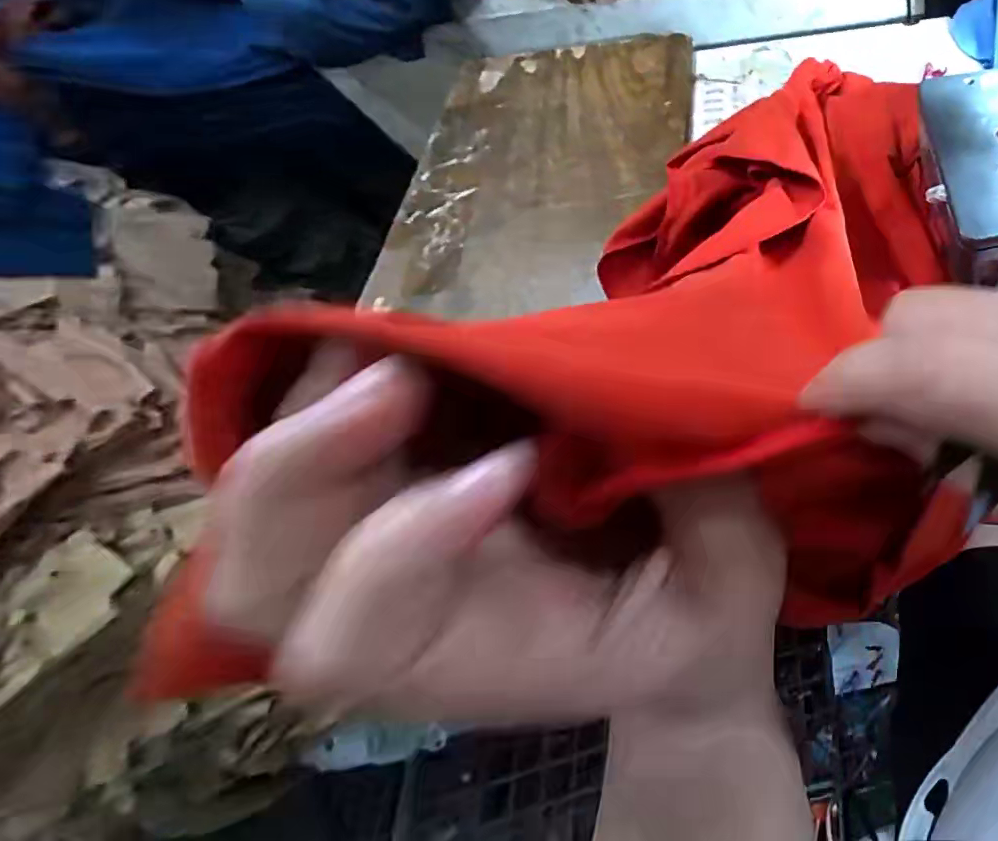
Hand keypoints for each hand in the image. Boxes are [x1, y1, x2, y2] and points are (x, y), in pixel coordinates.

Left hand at [203, 345, 786, 723]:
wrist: (672, 629)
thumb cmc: (699, 622)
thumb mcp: (728, 579)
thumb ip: (701, 509)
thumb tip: (653, 404)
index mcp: (473, 659)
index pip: (358, 637)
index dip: (406, 547)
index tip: (522, 465)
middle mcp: (406, 612)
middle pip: (269, 570)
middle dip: (309, 465)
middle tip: (403, 377)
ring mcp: (400, 547)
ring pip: (277, 499)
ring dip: (311, 409)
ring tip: (389, 342)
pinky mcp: (423, 489)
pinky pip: (331, 442)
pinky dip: (337, 383)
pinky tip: (395, 337)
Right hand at [803, 273, 997, 616]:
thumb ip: (952, 465)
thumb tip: (879, 425)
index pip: (909, 364)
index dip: (842, 381)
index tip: (806, 410)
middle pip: (907, 318)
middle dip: (872, 366)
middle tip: (884, 421)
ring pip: (933, 303)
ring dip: (908, 350)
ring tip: (936, 400)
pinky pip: (969, 302)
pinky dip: (949, 338)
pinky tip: (987, 375)